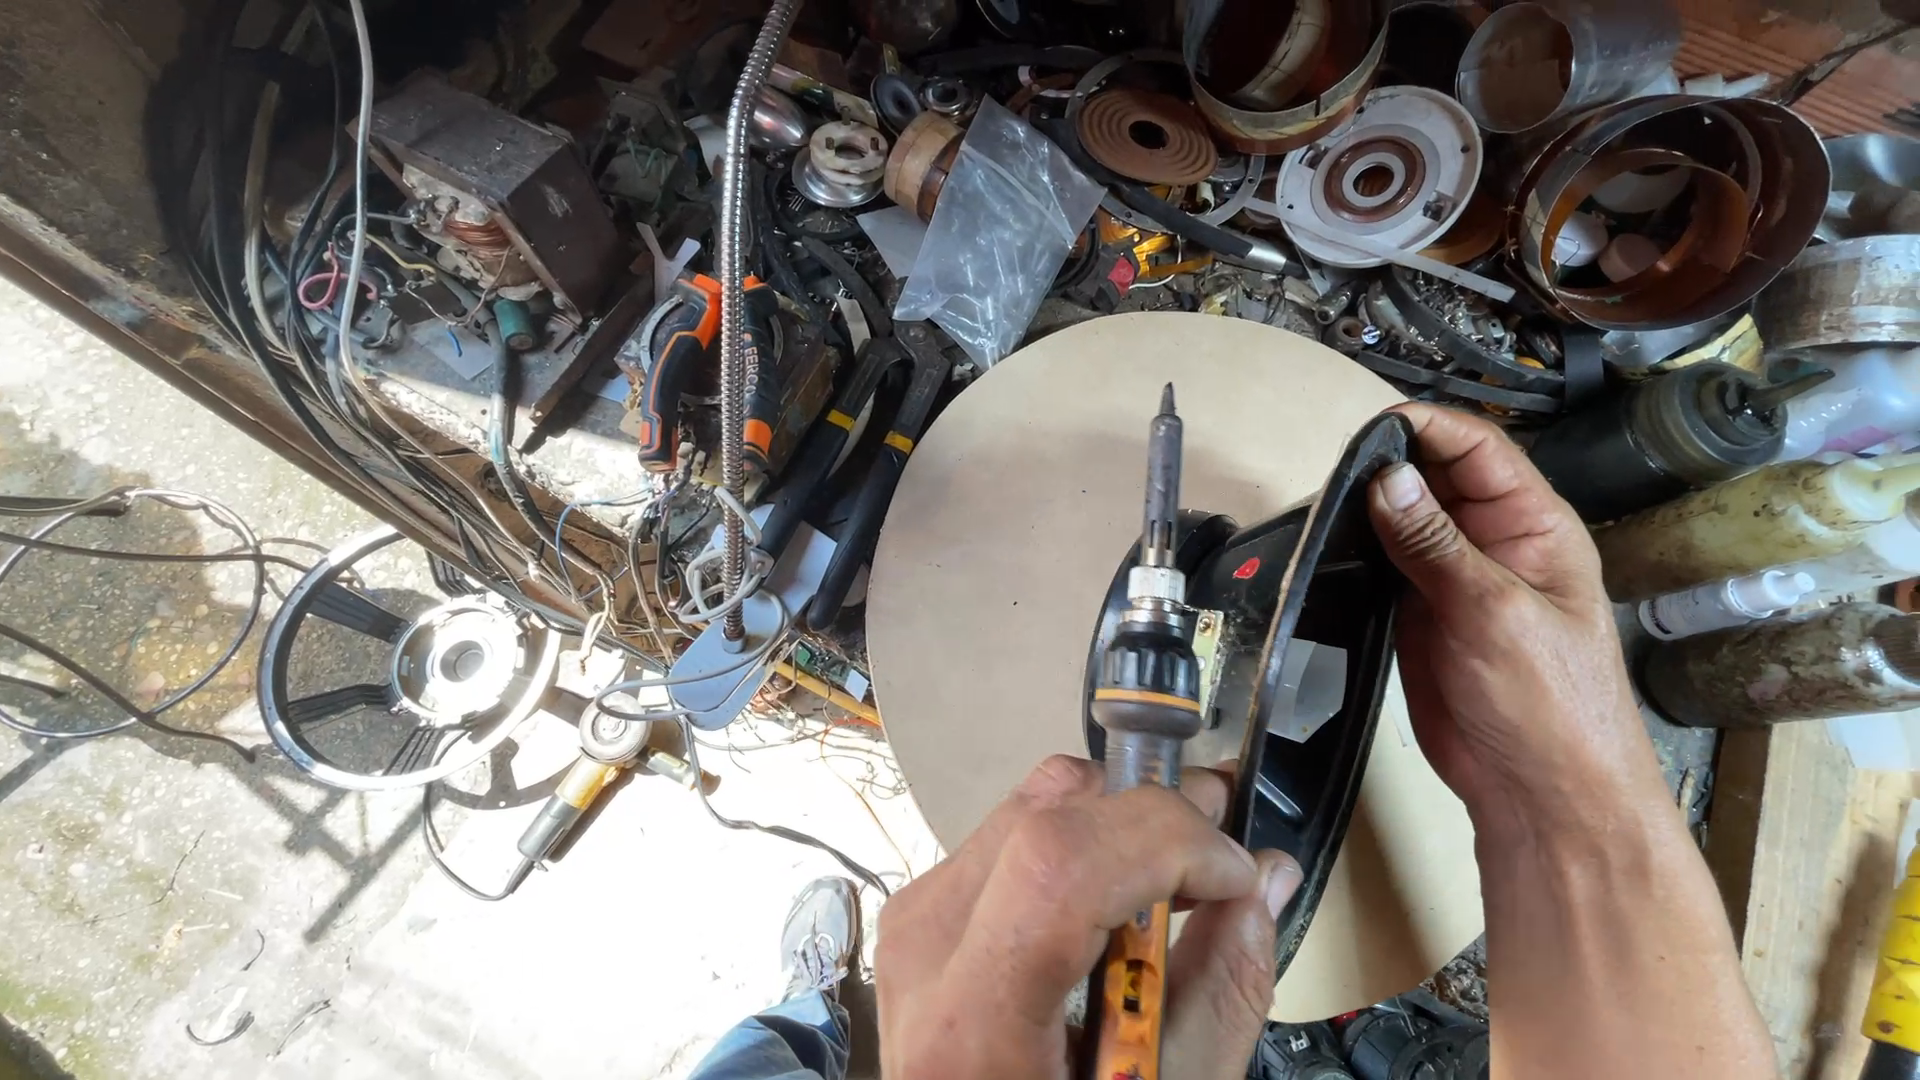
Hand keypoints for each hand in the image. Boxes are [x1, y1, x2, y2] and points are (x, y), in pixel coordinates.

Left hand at [875, 755, 1301, 1079]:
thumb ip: (1219, 998)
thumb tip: (1263, 880)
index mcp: (969, 1023)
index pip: (1060, 863)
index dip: (1165, 840)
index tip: (1235, 874)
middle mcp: (924, 945)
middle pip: (1046, 815)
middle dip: (1156, 814)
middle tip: (1223, 849)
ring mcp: (918, 915)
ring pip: (1032, 805)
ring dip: (1122, 821)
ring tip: (1181, 870)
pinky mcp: (925, 903)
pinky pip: (1013, 830)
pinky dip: (1085, 841)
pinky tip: (1122, 892)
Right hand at [1366, 404, 1665, 836]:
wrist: (1535, 788)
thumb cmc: (1543, 699)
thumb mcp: (1492, 612)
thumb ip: (1434, 544)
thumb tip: (1384, 477)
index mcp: (1532, 527)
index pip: (1479, 451)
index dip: (1428, 429)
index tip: (1368, 427)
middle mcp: (1489, 542)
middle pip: (1435, 479)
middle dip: (1389, 464)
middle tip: (1331, 470)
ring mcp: (1450, 578)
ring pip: (1402, 520)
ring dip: (1365, 506)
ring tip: (1318, 500)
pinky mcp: (1417, 610)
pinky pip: (1383, 563)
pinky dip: (1355, 548)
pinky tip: (1324, 543)